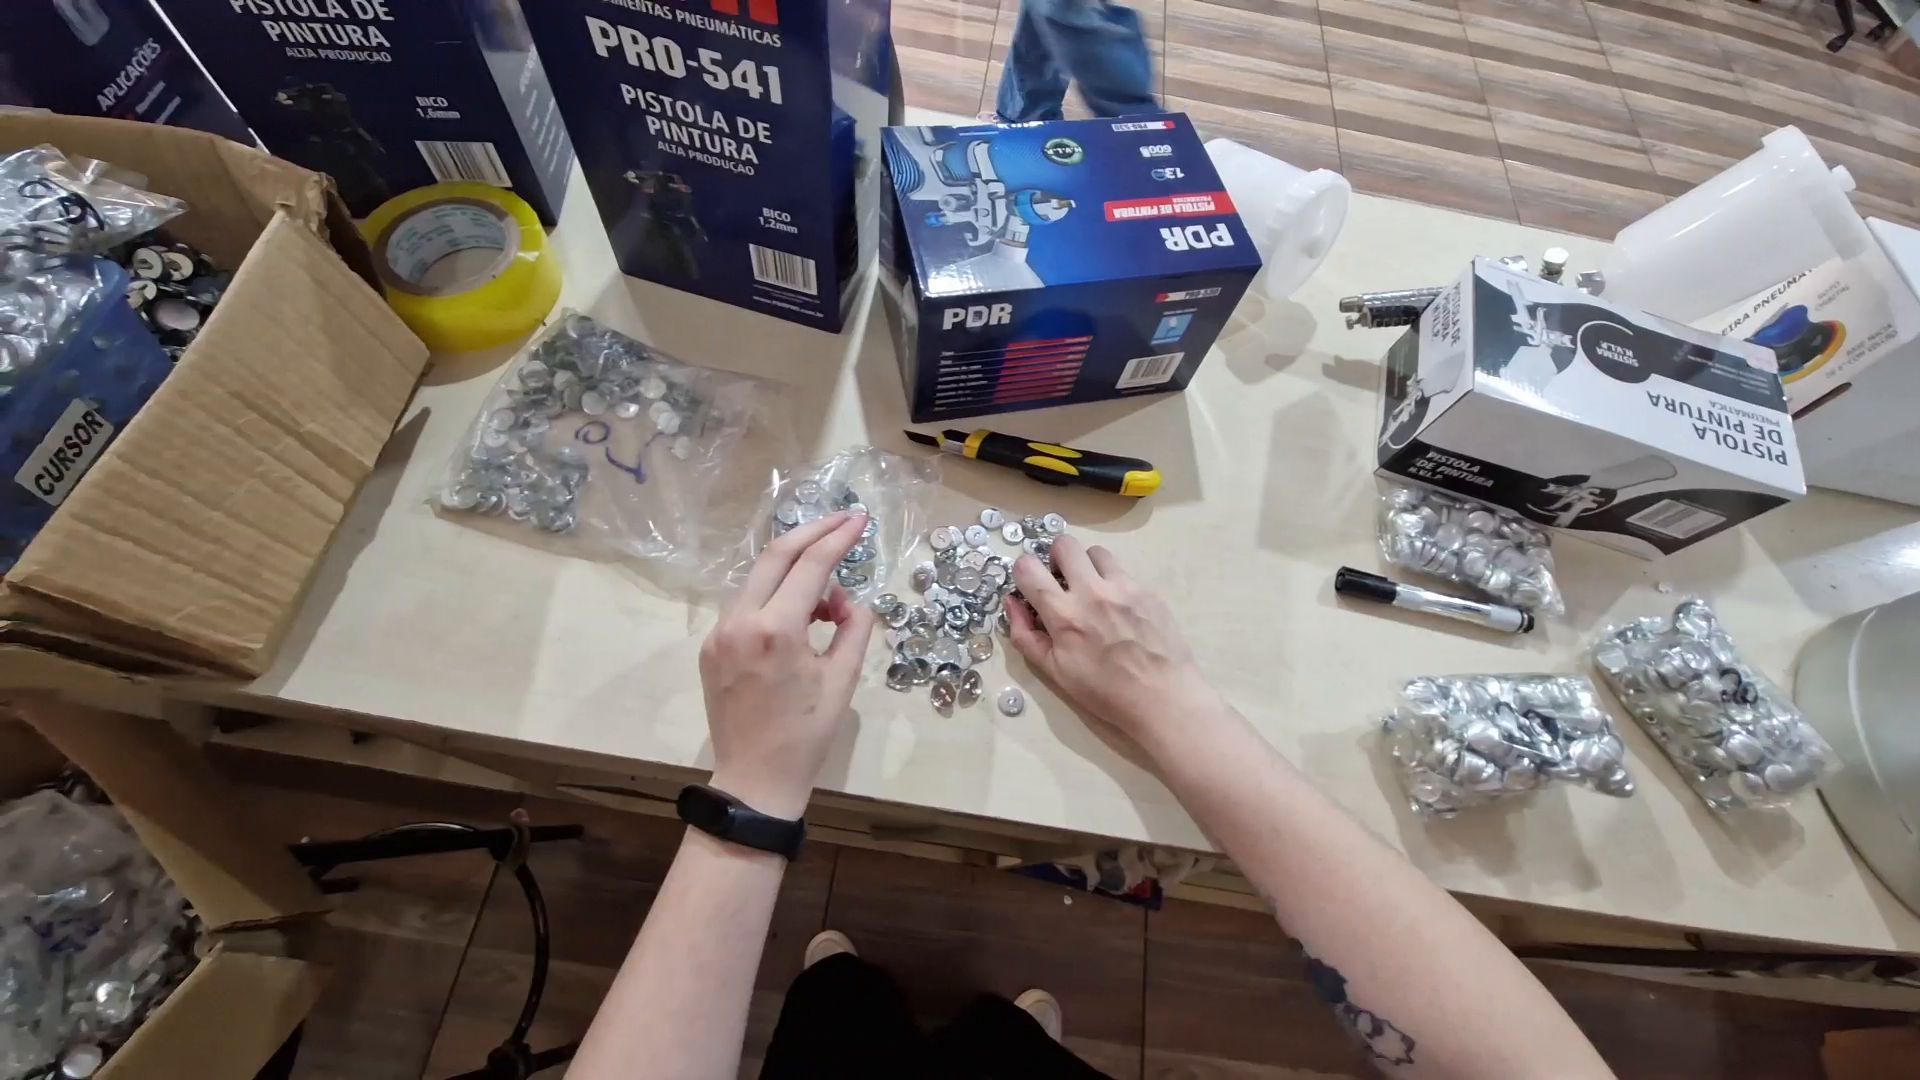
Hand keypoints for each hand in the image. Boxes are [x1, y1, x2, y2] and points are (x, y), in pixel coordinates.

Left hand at [699, 511, 874, 819]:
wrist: (755, 779)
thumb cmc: (807, 734)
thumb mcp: (843, 680)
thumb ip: (854, 628)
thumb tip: (851, 600)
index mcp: (776, 631)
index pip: (810, 566)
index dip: (838, 537)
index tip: (860, 520)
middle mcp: (740, 622)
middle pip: (775, 555)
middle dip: (812, 532)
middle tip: (843, 521)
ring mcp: (719, 632)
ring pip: (759, 578)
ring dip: (796, 572)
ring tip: (831, 600)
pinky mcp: (711, 645)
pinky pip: (747, 603)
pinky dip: (776, 597)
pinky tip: (800, 616)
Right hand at [1005, 535, 1215, 748]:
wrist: (1162, 697)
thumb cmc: (1104, 691)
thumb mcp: (1054, 672)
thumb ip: (1026, 635)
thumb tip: (1012, 602)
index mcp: (1064, 614)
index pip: (1028, 567)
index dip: (1023, 572)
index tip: (1031, 585)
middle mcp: (1092, 592)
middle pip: (1064, 544)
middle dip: (1056, 558)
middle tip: (1062, 582)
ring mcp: (1124, 587)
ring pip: (1096, 552)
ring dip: (1087, 566)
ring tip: (1093, 591)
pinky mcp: (1148, 590)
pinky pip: (1124, 572)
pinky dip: (1114, 584)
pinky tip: (1121, 610)